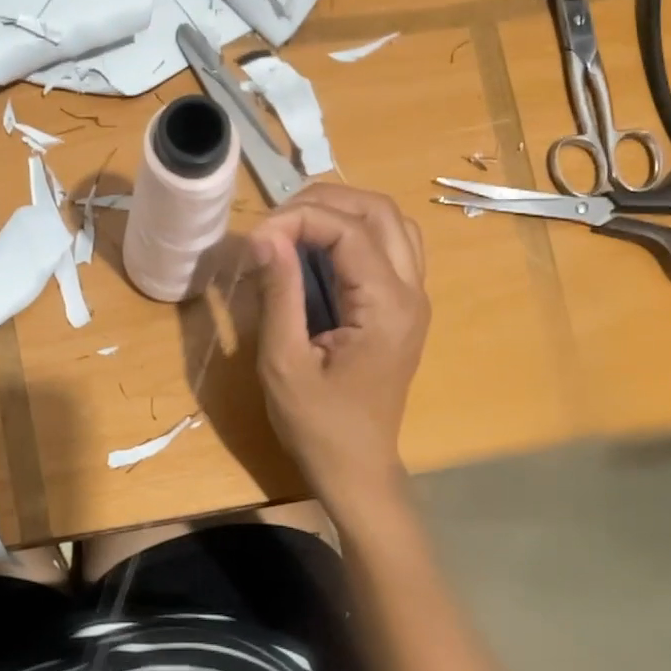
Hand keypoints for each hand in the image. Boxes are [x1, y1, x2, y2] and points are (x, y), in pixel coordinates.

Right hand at [247, 184, 430, 512]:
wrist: (356, 468)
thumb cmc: (316, 426)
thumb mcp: (284, 364)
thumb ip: (279, 295)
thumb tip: (264, 236)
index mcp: (386, 307)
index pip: (349, 230)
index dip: (299, 218)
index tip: (256, 237)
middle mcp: (412, 293)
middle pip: (379, 212)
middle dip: (324, 202)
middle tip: (274, 222)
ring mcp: (414, 300)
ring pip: (392, 224)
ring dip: (345, 212)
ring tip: (295, 227)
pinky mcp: (405, 310)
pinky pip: (392, 249)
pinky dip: (358, 234)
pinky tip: (322, 251)